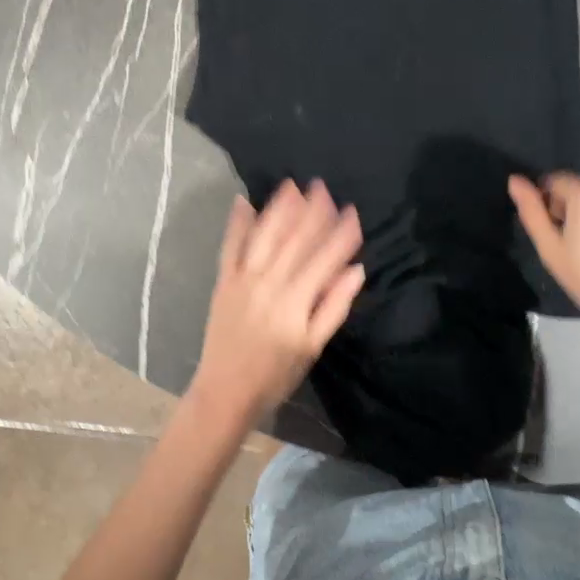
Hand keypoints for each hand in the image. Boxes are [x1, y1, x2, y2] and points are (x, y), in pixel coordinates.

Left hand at [187, 181, 365, 429]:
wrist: (225, 392)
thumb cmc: (276, 375)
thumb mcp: (312, 347)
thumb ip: (334, 307)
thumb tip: (356, 270)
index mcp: (295, 301)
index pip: (324, 258)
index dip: (341, 234)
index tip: (353, 212)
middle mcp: (269, 283)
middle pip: (295, 240)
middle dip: (312, 212)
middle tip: (324, 188)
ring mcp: (243, 279)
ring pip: (265, 236)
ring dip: (279, 209)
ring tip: (292, 187)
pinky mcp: (223, 281)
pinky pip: (230, 246)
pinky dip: (237, 223)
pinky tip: (244, 202)